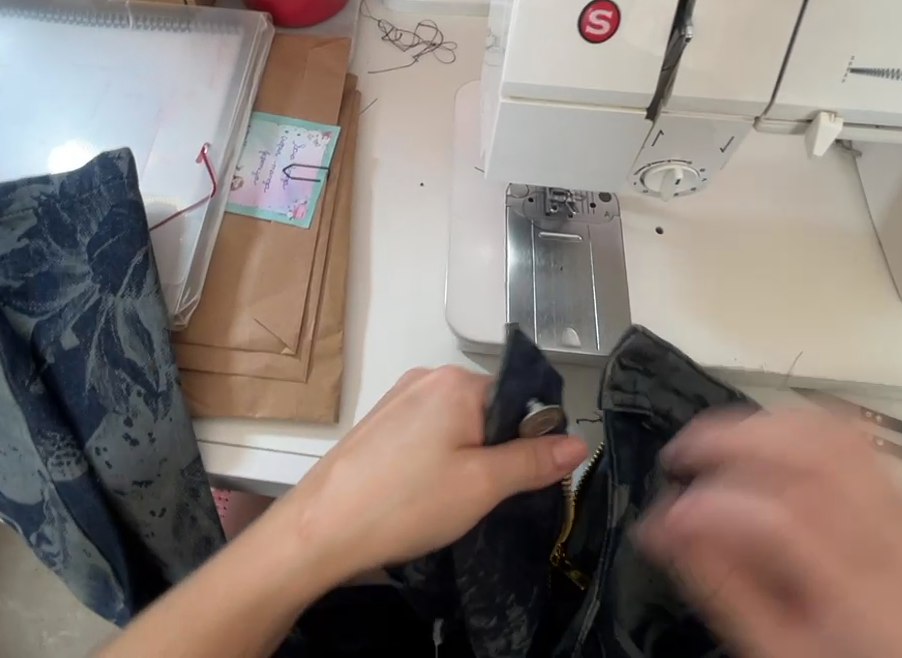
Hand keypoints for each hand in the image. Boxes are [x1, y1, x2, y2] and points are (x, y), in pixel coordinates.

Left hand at [261, 365, 586, 585]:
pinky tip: (427, 493)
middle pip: (486, 409)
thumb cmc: (408, 501)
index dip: (530, 438)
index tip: (526, 480)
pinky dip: (438, 458)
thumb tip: (577, 442)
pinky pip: (428, 432)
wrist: (324, 524)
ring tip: (455, 500)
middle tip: (489, 496)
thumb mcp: (482, 485)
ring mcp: (399, 397)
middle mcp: (427, 378)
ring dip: (467, 458)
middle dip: (497, 450)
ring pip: (456, 424)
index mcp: (456, 382)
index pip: (516, 398)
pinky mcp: (380, 421)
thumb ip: (532, 460)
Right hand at [634, 408, 901, 657]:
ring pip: (833, 434)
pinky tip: (762, 433)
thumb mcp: (779, 651)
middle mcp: (900, 548)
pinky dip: (799, 421)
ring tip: (714, 442)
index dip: (715, 506)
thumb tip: (661, 527)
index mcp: (870, 603)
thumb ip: (721, 588)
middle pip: (812, 459)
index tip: (669, 516)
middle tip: (681, 456)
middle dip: (730, 443)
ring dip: (760, 425)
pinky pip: (857, 435)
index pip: (784, 523)